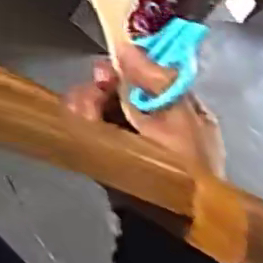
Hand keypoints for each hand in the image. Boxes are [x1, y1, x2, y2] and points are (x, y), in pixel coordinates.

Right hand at [63, 46, 225, 176]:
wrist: (162, 218)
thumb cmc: (182, 169)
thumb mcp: (178, 122)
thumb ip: (157, 81)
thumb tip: (129, 44)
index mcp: (183, 109)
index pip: (154, 72)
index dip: (134, 62)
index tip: (118, 59)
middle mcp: (155, 114)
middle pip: (120, 81)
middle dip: (106, 81)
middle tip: (100, 84)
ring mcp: (127, 127)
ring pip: (98, 94)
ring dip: (88, 97)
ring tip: (87, 111)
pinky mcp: (103, 137)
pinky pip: (84, 112)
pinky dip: (79, 111)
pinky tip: (81, 119)